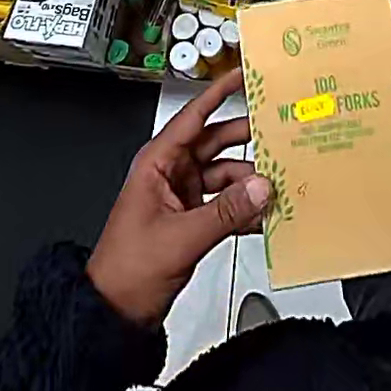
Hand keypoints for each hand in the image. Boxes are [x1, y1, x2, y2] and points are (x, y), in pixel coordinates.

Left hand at [88, 69, 269, 327]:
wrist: (112, 316)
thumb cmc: (127, 270)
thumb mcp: (181, 237)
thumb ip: (227, 211)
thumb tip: (262, 186)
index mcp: (159, 162)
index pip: (194, 116)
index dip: (219, 92)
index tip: (243, 74)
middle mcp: (173, 171)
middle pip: (218, 141)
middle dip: (247, 137)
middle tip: (277, 129)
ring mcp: (185, 192)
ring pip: (227, 172)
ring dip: (250, 180)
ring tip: (276, 183)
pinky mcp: (194, 214)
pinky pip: (227, 199)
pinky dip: (245, 205)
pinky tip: (264, 214)